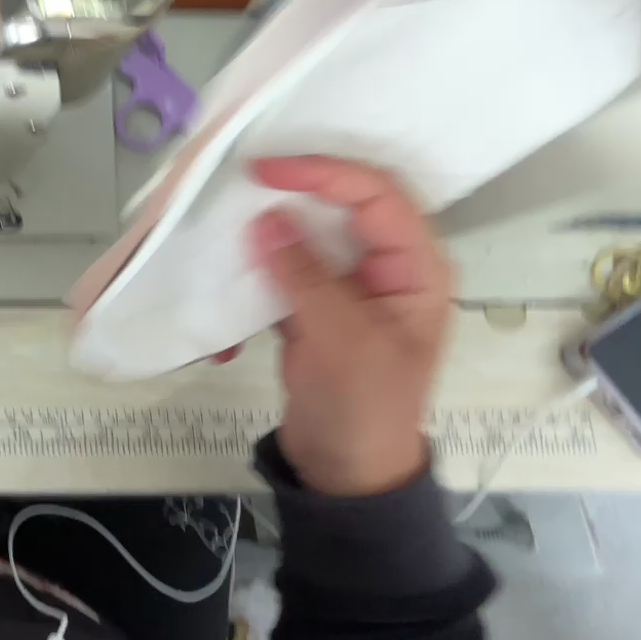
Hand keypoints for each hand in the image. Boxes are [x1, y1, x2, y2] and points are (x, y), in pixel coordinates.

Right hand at [248, 156, 453, 495]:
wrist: (346, 468)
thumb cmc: (360, 406)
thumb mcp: (338, 339)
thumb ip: (304, 276)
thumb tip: (266, 220)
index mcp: (415, 267)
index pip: (375, 196)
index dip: (322, 174)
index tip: (262, 170)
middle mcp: (385, 268)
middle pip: (341, 210)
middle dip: (291, 197)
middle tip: (239, 188)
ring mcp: (347, 292)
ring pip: (306, 242)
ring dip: (265, 241)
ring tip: (224, 237)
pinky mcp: (314, 313)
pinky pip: (283, 278)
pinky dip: (254, 281)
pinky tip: (226, 292)